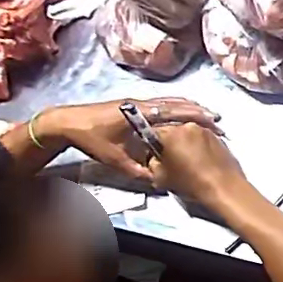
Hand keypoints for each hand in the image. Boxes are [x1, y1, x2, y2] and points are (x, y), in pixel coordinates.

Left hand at [33, 98, 221, 184]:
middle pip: (175, 103)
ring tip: (205, 114)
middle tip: (216, 120)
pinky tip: (181, 114)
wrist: (66, 122)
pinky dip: (175, 107)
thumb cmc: (90, 138)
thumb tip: (159, 180)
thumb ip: (138, 170)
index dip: (194, 117)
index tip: (212, 123)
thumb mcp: (115, 159)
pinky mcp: (131, 105)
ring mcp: (135, 102)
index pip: (173, 112)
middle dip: (197, 110)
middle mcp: (140, 104)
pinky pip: (160, 103)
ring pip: (168, 101)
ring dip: (187, 107)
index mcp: (138, 113)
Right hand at [148, 122, 251, 206]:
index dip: (153, 145)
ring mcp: (207, 131)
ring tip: (191, 164)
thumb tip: (156, 160)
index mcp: (170, 132)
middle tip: (174, 161)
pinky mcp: (220, 139)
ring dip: (188, 145)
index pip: (152, 132)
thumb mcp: (161, 177)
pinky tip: (204, 163)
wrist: (225, 189)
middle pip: (173, 132)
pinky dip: (201, 148)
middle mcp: (189, 126)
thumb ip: (153, 164)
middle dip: (172, 144)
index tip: (157, 156)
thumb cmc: (192, 184)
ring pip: (190, 135)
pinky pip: (204, 140)